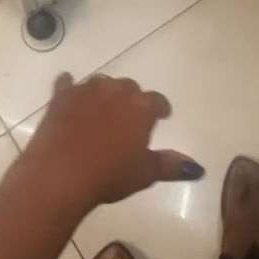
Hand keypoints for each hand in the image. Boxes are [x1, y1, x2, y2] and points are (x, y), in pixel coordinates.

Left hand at [12, 74, 202, 215]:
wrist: (60, 173)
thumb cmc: (109, 174)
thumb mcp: (145, 173)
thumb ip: (171, 165)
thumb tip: (198, 168)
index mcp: (140, 106)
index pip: (157, 101)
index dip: (161, 109)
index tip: (162, 116)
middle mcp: (114, 90)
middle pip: (129, 88)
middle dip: (131, 101)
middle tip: (129, 120)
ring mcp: (85, 90)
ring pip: (101, 84)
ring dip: (105, 94)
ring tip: (103, 112)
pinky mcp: (60, 96)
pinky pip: (67, 84)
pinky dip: (70, 87)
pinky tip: (69, 93)